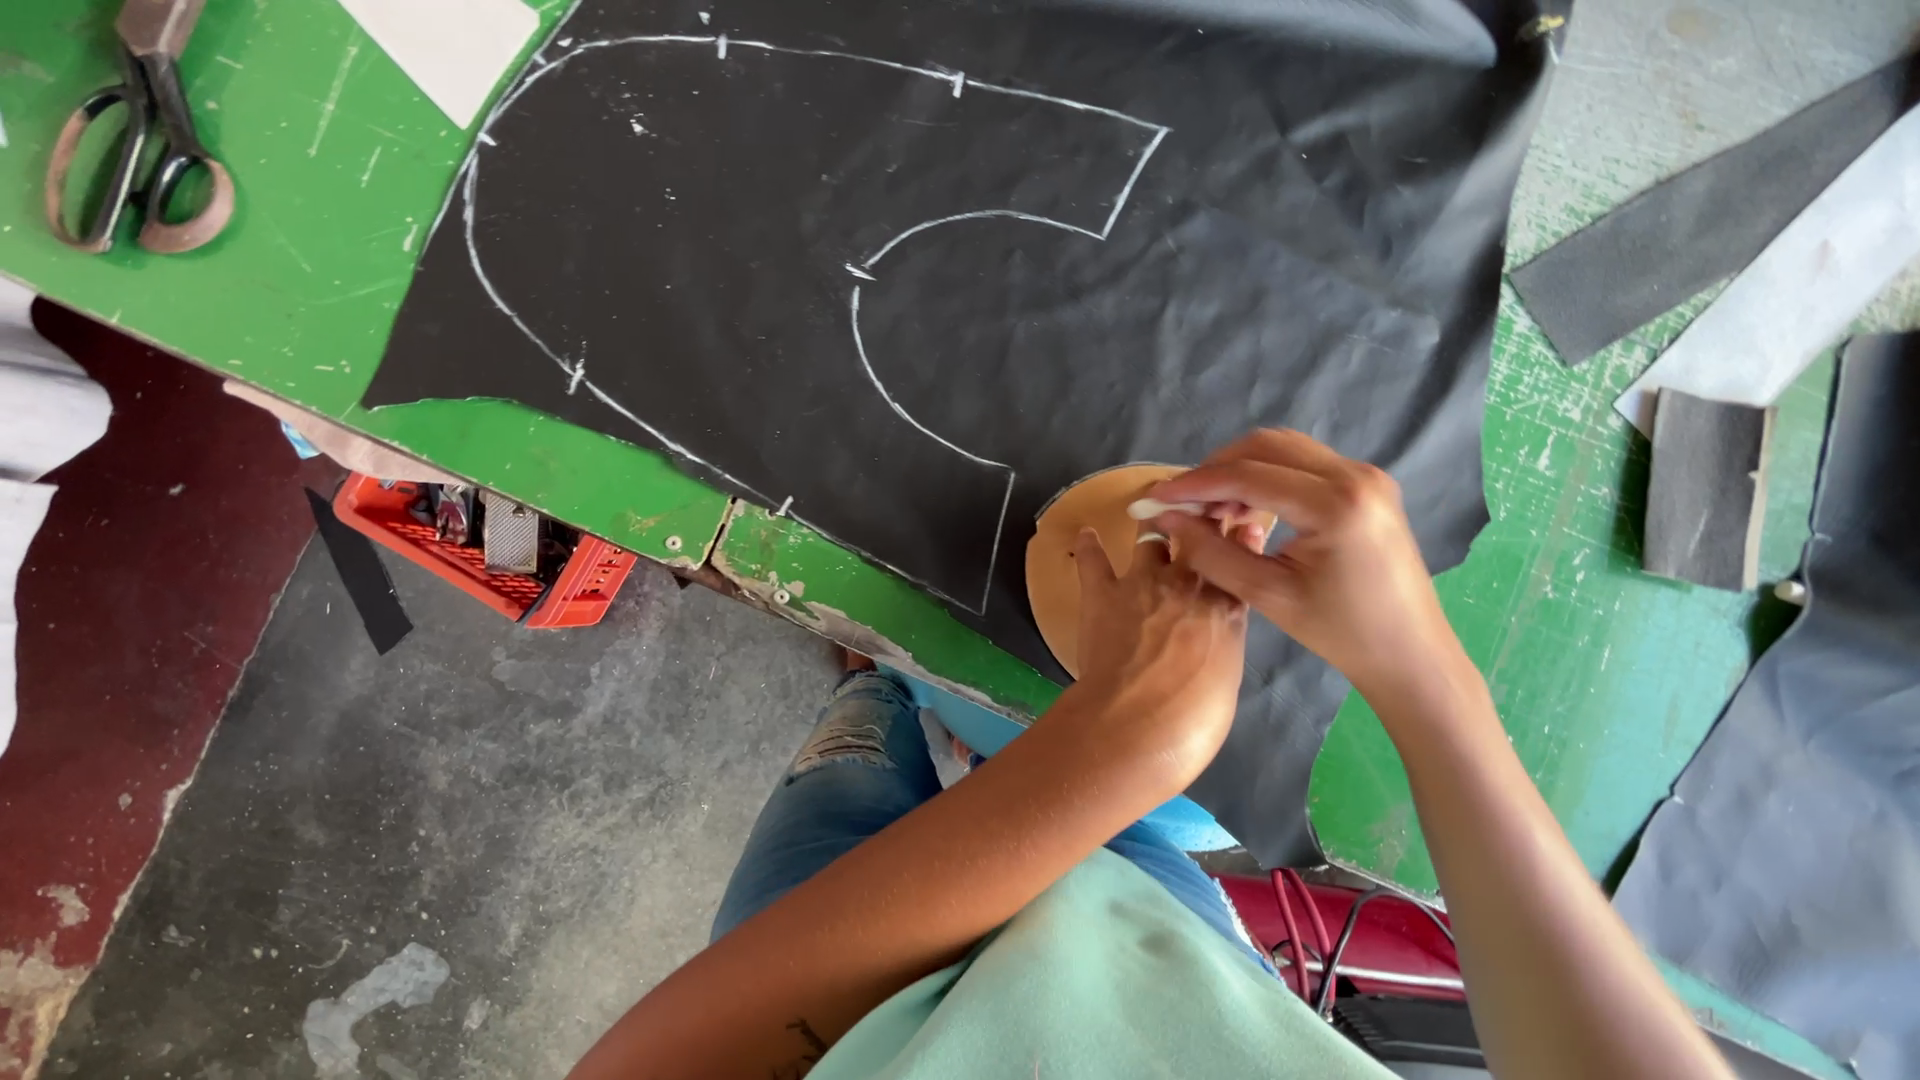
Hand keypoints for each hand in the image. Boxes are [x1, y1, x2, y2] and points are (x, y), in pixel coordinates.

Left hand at [1065, 520, 1254, 783]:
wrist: (1139, 723)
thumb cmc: (1194, 718)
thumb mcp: (1227, 679)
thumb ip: (1225, 644)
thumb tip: (1218, 636)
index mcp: (1227, 609)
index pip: (1237, 562)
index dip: (1239, 540)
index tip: (1242, 525)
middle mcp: (1190, 585)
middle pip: (1200, 538)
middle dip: (1203, 519)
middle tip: (1201, 508)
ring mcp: (1144, 584)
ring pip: (1152, 539)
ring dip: (1154, 526)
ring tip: (1152, 514)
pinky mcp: (1103, 593)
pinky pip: (1094, 559)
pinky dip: (1089, 545)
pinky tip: (1086, 533)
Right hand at [1147, 429, 1467, 702]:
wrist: (1409, 653)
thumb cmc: (1340, 632)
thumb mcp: (1266, 595)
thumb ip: (1211, 551)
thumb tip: (1165, 517)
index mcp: (1335, 503)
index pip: (1247, 474)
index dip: (1193, 484)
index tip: (1152, 498)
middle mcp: (1355, 474)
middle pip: (1264, 446)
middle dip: (1214, 470)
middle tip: (1181, 505)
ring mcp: (1366, 475)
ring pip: (1282, 449)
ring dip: (1238, 470)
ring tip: (1209, 510)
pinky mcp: (1367, 484)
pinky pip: (1302, 463)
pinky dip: (1265, 477)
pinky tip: (1245, 509)